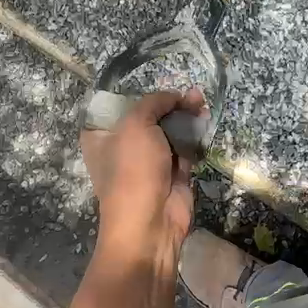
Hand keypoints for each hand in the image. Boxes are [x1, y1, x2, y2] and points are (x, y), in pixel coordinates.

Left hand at [81, 89, 206, 257]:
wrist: (149, 224)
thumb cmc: (132, 170)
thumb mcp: (136, 124)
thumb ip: (155, 102)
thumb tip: (176, 96)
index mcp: (101, 136)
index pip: (118, 104)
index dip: (139, 91)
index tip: (160, 84)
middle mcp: (123, 146)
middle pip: (149, 115)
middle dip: (170, 102)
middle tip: (191, 93)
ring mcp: (149, 161)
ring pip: (169, 129)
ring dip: (186, 114)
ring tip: (202, 101)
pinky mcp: (173, 173)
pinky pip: (184, 146)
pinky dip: (195, 133)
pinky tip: (205, 118)